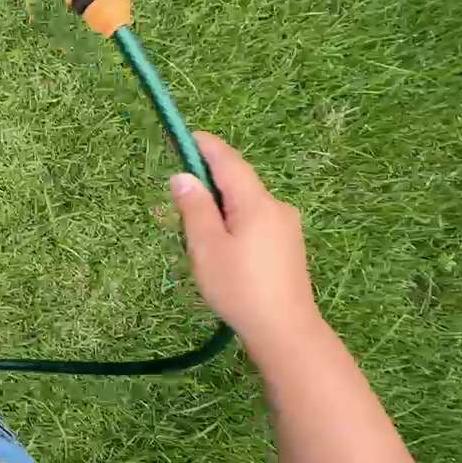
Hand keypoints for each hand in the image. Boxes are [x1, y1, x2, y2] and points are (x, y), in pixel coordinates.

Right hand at [169, 132, 323, 352]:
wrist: (283, 327)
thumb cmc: (238, 285)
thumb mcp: (206, 246)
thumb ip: (194, 209)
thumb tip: (183, 177)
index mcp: (257, 203)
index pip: (229, 163)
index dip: (207, 147)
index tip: (185, 135)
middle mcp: (276, 207)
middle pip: (238, 183)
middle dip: (208, 180)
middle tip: (176, 193)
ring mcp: (285, 226)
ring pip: (244, 204)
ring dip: (217, 206)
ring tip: (191, 230)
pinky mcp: (285, 245)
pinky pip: (252, 220)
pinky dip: (230, 221)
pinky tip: (216, 244)